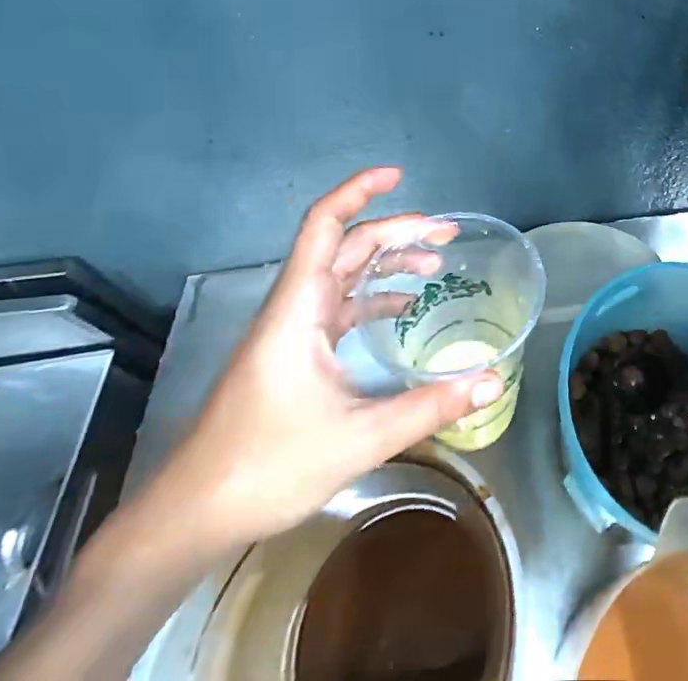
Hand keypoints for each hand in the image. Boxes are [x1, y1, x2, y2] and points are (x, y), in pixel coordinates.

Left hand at [143, 167, 503, 558]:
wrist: (195, 513)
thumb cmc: (266, 465)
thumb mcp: (358, 438)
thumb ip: (428, 407)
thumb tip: (492, 380)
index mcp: (299, 308)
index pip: (325, 226)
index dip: (358, 191)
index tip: (398, 175)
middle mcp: (295, 307)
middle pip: (347, 247)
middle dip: (397, 231)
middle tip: (448, 235)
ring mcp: (293, 331)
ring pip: (344, 275)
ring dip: (388, 262)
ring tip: (436, 264)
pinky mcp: (295, 354)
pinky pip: (341, 308)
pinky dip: (375, 298)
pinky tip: (406, 309)